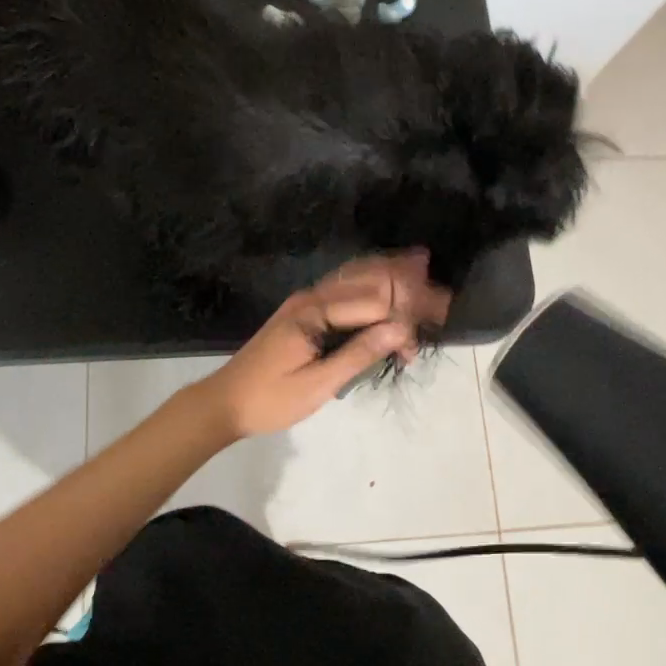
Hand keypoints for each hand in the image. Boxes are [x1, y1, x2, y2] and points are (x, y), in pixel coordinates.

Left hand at [191, 251, 451, 438]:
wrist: (225, 402)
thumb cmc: (270, 399)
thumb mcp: (317, 385)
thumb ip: (358, 355)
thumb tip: (401, 331)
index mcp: (312, 313)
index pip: (371, 304)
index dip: (403, 317)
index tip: (428, 334)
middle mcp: (310, 298)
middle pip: (364, 279)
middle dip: (403, 283)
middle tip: (441, 290)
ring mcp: (305, 302)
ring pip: (353, 278)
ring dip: (387, 274)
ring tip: (421, 263)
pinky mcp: (304, 312)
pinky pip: (342, 290)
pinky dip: (368, 285)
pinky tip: (385, 282)